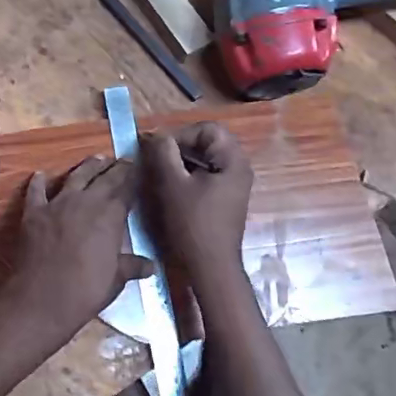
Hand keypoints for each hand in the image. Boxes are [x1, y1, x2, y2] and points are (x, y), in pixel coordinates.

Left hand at [7, 156, 154, 329]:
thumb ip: (132, 266)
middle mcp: (87, 201)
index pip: (127, 188)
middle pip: (105, 178)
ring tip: (97, 158)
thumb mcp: (116, 278)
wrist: (43, 298)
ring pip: (76, 177)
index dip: (135, 177)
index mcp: (111, 215)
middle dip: (116, 167)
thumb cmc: (87, 290)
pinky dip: (38, 182)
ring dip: (88, 166)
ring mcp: (58, 204)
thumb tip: (152, 267)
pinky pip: (37, 192)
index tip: (140, 166)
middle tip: (124, 159)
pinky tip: (40, 174)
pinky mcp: (34, 213)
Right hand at [142, 123, 254, 283]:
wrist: (211, 267)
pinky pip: (209, 174)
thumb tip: (156, 134)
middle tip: (158, 159)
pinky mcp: (227, 198)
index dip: (181, 134)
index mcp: (233, 160)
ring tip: (162, 172)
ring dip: (183, 160)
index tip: (160, 149)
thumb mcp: (174, 185)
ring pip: (207, 158)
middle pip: (209, 141)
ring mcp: (235, 184)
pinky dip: (190, 174)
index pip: (208, 129)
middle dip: (181, 146)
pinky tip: (173, 187)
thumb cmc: (193, 224)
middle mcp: (239, 167)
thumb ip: (164, 154)